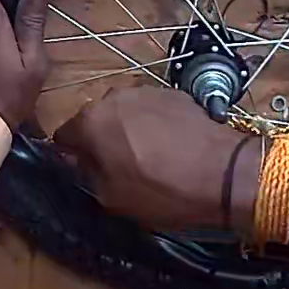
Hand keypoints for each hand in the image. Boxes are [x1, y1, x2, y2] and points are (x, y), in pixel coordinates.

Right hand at [54, 87, 244, 228]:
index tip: (86, 170)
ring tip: (150, 154)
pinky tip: (173, 145)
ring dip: (128, 128)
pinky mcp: (174, 92)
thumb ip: (87, 174)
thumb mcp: (112, 197)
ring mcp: (144, 90)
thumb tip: (80, 160)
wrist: (226, 174)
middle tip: (119, 165)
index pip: (63, 136)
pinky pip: (151, 108)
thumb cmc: (161, 191)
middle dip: (100, 138)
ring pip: (123, 111)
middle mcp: (111, 97)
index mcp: (90, 121)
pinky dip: (154, 123)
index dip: (71, 155)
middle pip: (94, 119)